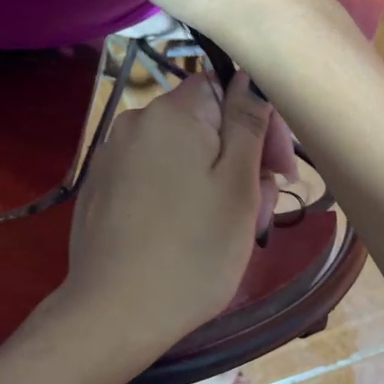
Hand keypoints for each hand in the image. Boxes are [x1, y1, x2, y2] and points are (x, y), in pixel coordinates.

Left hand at [56, 70, 274, 348]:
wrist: (116, 307)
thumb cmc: (193, 251)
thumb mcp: (237, 187)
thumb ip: (245, 124)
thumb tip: (249, 77)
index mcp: (169, 113)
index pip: (222, 88)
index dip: (258, 122)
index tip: (280, 170)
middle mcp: (135, 121)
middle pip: (202, 122)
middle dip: (239, 158)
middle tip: (260, 211)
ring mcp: (113, 152)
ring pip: (180, 152)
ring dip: (213, 180)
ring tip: (228, 233)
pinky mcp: (102, 183)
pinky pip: (153, 172)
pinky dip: (179, 192)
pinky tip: (189, 235)